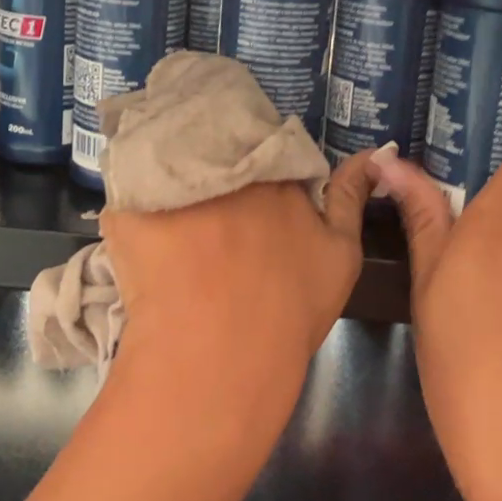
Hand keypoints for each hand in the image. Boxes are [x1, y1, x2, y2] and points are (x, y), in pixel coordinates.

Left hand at [0, 160, 380, 500]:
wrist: (221, 353)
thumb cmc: (289, 307)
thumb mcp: (340, 254)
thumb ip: (350, 197)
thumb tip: (373, 152)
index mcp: (273, 172)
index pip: (265, 146)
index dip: (257, 162)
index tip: (251, 181)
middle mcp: (222, 166)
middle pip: (215, 148)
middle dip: (212, 157)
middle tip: (208, 193)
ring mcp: (172, 185)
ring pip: (170, 163)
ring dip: (170, 170)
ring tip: (171, 199)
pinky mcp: (129, 208)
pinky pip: (128, 194)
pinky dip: (132, 203)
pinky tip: (137, 223)